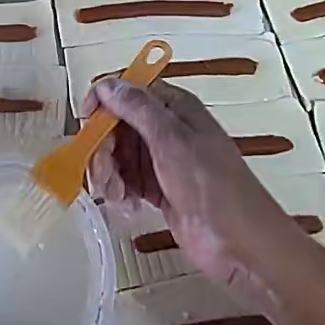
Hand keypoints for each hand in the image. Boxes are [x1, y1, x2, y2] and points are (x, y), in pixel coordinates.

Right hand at [86, 78, 297, 299]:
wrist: (238, 240)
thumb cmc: (209, 184)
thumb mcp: (171, 140)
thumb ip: (137, 109)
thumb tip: (106, 84)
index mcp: (174, 106)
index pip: (128, 91)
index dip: (103, 103)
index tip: (86, 122)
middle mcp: (166, 127)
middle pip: (117, 124)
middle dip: (103, 147)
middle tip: (103, 174)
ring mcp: (162, 158)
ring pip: (118, 153)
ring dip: (109, 173)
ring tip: (117, 196)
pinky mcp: (159, 187)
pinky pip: (127, 179)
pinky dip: (120, 189)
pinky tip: (126, 204)